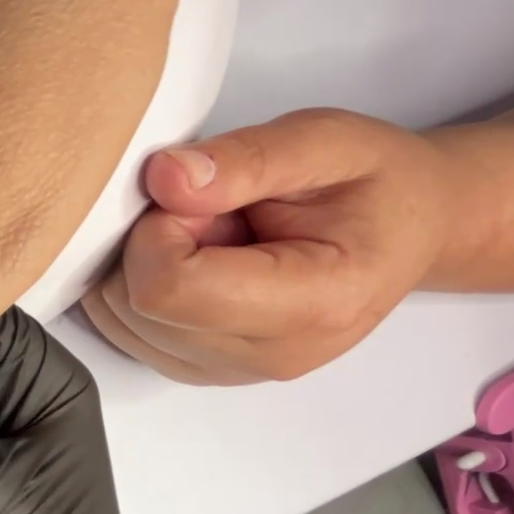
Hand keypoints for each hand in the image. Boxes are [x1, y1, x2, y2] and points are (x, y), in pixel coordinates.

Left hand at [82, 108, 451, 383]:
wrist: (399, 234)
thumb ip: (247, 158)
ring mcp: (222, 372)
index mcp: (314, 306)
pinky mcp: (190, 370)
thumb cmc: (372, 187)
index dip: (158, 232)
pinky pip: (117, 328)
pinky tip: (195, 267)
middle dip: (150, 246)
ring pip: (115, 318)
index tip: (198, 201)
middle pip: (133, 304)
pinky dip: (136, 289)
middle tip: (211, 217)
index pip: (166, 287)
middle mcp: (263, 355)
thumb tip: (162, 178)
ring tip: (211, 242)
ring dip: (141, 268)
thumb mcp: (331, 142)